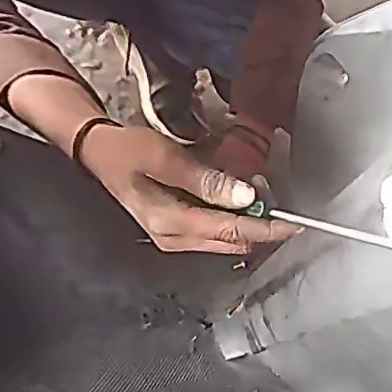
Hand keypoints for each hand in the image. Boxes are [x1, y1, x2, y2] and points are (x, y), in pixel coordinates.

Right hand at [76, 122, 296, 253]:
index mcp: (171, 224)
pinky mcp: (181, 234)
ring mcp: (178, 240)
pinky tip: (234, 197)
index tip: (294, 224)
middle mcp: (176, 240)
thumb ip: (206, 179)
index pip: (232, 232)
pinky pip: (218, 233)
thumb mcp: (164, 156)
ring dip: (247, 220)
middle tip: (268, 190)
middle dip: (259, 223)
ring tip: (252, 189)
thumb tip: (246, 198)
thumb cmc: (126, 150)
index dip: (267, 229)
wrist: (97, 151)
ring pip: (229, 239)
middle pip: (234, 241)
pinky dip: (234, 218)